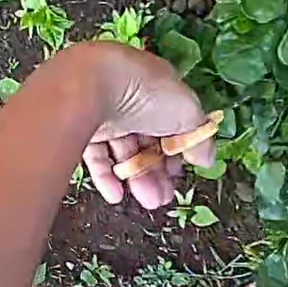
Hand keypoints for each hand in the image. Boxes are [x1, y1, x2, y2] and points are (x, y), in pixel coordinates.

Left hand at [74, 42, 216, 209]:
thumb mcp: (188, 112)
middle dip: (158, 172)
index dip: (178, 152)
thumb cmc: (146, 91)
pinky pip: (96, 154)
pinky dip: (106, 176)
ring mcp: (105, 112)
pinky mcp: (81, 125)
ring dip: (137, 178)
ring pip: (124, 151)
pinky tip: (116, 195)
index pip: (172, 124)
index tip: (179, 175)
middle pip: (147, 141)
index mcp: (160, 88)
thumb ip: (200, 137)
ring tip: (147, 201)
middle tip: (163, 198)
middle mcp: (132, 99)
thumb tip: (207, 158)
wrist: (90, 85)